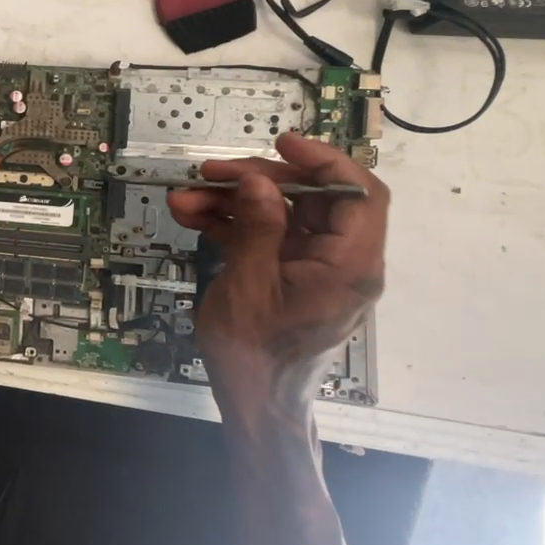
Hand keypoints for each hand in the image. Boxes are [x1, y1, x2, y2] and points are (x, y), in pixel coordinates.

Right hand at [168, 132, 389, 420]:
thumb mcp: (250, 287)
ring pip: (279, 215)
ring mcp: (310, 267)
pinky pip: (262, 236)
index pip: (359, 195)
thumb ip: (258, 229)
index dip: (325, 162)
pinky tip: (193, 216)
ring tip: (185, 198)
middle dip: (257, 180)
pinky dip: (229, 223)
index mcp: (349, 265)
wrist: (253, 401)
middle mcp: (338, 261)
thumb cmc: (256, 352)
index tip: (281, 142)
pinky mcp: (284, 274)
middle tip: (208, 174)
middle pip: (310, 199)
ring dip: (232, 201)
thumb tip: (262, 181)